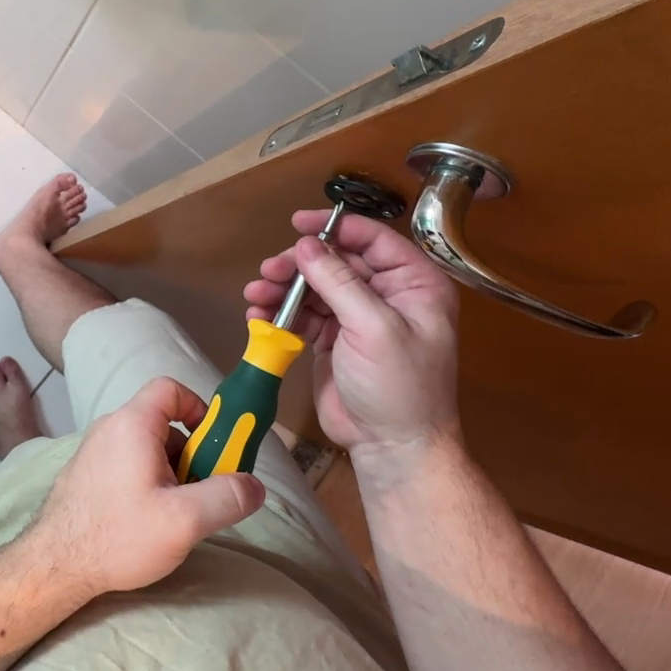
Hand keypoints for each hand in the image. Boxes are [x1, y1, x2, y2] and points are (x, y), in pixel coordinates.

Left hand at [23, 377, 264, 596]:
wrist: (57, 563)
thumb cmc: (119, 535)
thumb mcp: (185, 520)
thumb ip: (227, 497)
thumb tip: (255, 486)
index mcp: (132, 424)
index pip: (169, 389)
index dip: (199, 407)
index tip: (217, 443)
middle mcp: (109, 428)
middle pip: (162, 423)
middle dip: (191, 453)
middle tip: (204, 492)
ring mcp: (94, 450)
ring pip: (146, 446)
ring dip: (171, 471)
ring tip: (177, 514)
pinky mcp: (86, 472)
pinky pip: (127, 462)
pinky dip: (148, 480)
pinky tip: (150, 519)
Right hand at [243, 211, 461, 465]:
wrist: (391, 446)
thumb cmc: (400, 387)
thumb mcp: (373, 327)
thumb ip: (338, 281)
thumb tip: (305, 244)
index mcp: (414, 285)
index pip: (373, 240)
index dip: (336, 228)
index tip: (299, 224)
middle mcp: (387, 295)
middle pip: (335, 262)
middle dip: (299, 265)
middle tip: (269, 271)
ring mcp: (357, 318)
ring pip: (313, 287)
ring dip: (282, 288)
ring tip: (257, 295)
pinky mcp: (332, 339)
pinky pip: (301, 314)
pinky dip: (279, 312)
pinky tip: (259, 316)